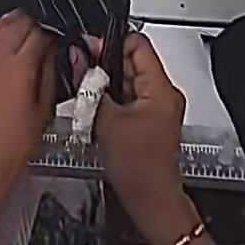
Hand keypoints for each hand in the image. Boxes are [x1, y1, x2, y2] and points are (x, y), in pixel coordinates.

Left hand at [0, 11, 53, 201]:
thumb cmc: (9, 146)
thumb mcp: (44, 109)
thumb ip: (51, 74)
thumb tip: (56, 55)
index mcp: (20, 66)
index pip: (40, 31)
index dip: (55, 31)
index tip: (61, 37)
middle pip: (20, 21)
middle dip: (38, 22)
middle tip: (50, 32)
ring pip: (1, 25)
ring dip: (18, 23)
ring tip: (32, 32)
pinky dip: (2, 33)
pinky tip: (10, 42)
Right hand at [96, 33, 196, 244]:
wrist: (151, 201)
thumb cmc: (138, 169)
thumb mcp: (105, 119)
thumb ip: (90, 84)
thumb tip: (79, 57)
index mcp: (161, 88)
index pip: (138, 43)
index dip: (112, 43)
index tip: (92, 52)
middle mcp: (165, 93)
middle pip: (133, 60)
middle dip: (106, 67)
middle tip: (87, 79)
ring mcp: (160, 105)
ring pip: (130, 78)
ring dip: (108, 84)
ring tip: (95, 101)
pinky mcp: (153, 116)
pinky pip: (132, 95)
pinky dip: (114, 99)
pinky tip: (102, 113)